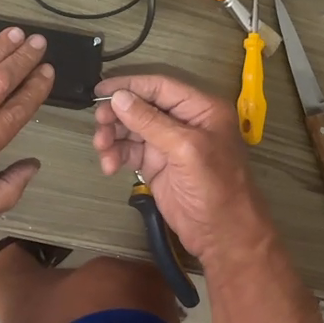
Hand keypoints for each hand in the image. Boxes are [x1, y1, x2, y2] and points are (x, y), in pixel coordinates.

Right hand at [92, 75, 270, 264]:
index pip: (160, 87)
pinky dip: (116, 155)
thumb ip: (151, 122)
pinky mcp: (156, 165)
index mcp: (200, 109)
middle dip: (118, 114)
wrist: (224, 236)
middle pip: (142, 106)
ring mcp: (168, 144)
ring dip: (113, 136)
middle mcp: (183, 122)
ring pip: (132, 128)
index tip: (101, 89)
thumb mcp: (186, 149)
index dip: (129, 86)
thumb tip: (119, 98)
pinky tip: (109, 165)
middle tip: (99, 124)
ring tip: (102, 149)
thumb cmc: (216, 188)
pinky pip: (130, 151)